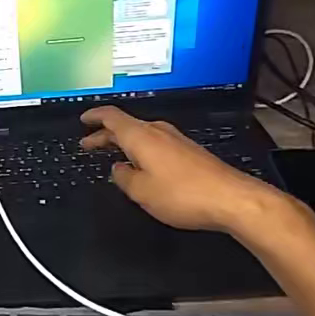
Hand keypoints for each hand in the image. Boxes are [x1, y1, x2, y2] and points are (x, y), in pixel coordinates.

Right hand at [80, 106, 284, 232]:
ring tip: (113, 155)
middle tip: (89, 144)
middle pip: (125, 125)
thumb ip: (123, 177)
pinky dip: (141, 150)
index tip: (83, 121)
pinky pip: (156, 144)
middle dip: (105, 134)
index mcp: (141, 136)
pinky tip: (142, 166)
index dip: (94, 117)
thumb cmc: (184, 194)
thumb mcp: (141, 191)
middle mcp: (158, 131)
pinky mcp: (189, 151)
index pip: (111, 116)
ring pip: (141, 134)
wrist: (231, 199)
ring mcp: (176, 140)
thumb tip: (119, 169)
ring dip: (124, 143)